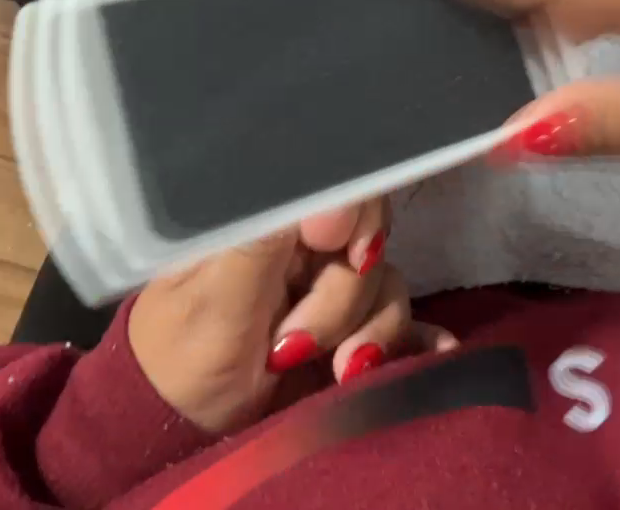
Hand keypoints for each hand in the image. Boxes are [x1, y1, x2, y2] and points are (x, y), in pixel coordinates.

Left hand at [128, 203, 456, 433]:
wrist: (186, 433)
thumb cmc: (183, 356)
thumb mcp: (214, 296)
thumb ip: (265, 238)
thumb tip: (330, 199)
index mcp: (273, 218)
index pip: (335, 185)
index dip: (352, 213)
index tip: (336, 250)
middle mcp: (309, 244)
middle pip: (367, 242)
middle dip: (342, 300)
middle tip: (294, 347)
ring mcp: (337, 288)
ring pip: (388, 287)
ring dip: (367, 335)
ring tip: (333, 376)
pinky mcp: (358, 330)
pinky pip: (407, 324)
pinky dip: (419, 339)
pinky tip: (436, 354)